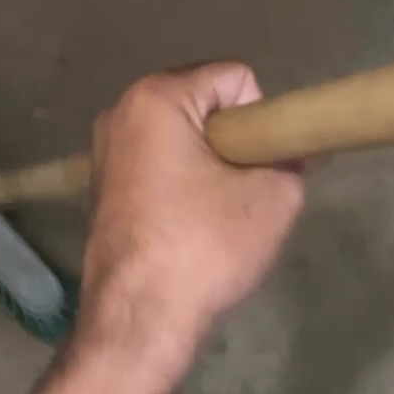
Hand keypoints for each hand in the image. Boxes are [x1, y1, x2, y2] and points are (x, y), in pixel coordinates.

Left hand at [76, 63, 304, 364]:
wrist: (139, 316)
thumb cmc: (204, 246)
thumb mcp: (273, 197)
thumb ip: (291, 159)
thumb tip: (291, 152)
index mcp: (156, 97)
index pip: (234, 77)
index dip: (260, 118)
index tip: (261, 165)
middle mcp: (121, 110)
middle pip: (202, 102)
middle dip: (233, 138)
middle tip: (244, 189)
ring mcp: (105, 147)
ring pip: (180, 134)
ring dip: (207, 161)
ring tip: (218, 210)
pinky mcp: (102, 182)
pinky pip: (157, 161)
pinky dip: (180, 179)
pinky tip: (189, 221)